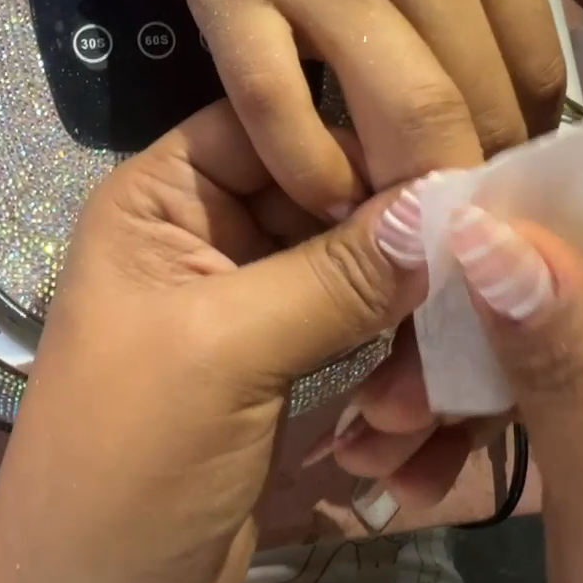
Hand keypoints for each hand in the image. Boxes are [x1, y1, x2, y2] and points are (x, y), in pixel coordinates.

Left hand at [0, 102, 425, 582]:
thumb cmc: (128, 458)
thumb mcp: (225, 351)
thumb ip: (335, 274)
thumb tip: (443, 205)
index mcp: (162, 198)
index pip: (265, 123)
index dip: (344, 140)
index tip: (435, 179)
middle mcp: (205, 229)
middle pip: (320, 193)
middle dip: (383, 246)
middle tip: (454, 290)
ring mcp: (248, 293)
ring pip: (350, 262)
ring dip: (393, 322)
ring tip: (407, 407)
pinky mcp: (283, 352)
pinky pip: (356, 323)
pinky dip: (389, 362)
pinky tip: (398, 428)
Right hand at [173, 0, 564, 217]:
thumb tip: (518, 110)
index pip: (535, 69)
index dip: (529, 145)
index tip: (506, 178)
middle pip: (473, 104)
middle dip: (474, 182)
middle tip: (457, 216)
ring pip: (396, 112)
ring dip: (408, 188)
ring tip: (400, 216)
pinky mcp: (237, 6)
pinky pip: (280, 109)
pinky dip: (311, 169)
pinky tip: (327, 198)